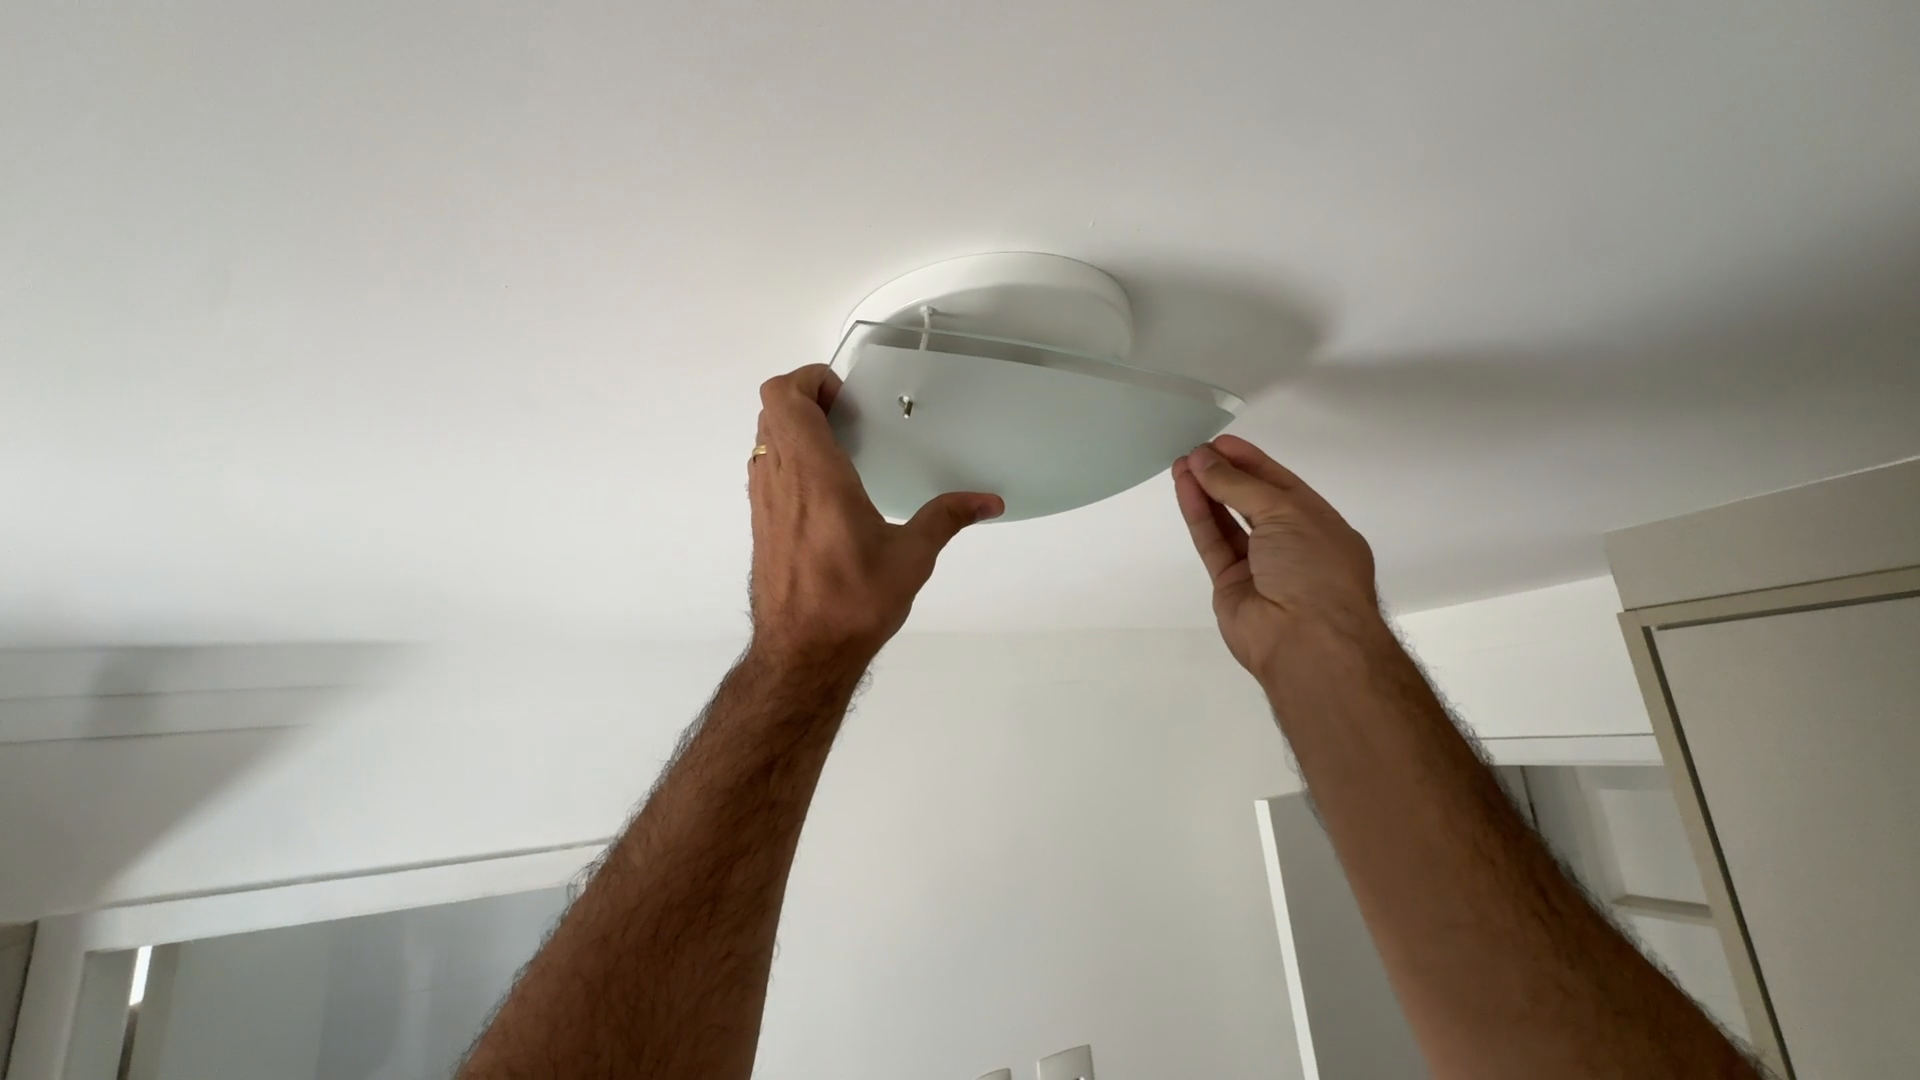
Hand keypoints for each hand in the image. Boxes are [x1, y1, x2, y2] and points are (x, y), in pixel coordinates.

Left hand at [748, 364, 1002, 665]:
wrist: (802, 653)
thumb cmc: (854, 602)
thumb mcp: (912, 557)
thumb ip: (948, 518)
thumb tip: (990, 501)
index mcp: (816, 475)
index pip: (785, 397)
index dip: (809, 379)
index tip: (846, 399)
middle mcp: (781, 479)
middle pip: (770, 409)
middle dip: (806, 399)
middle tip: (847, 418)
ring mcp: (763, 501)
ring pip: (764, 438)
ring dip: (794, 429)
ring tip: (839, 451)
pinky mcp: (760, 523)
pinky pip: (765, 468)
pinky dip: (788, 459)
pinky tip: (826, 492)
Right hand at [1172, 435, 1382, 681]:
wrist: (1306, 641)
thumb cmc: (1313, 569)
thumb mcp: (1286, 513)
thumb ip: (1240, 485)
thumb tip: (1203, 459)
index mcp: (1318, 524)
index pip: (1280, 484)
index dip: (1250, 461)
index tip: (1220, 442)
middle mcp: (1290, 543)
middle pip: (1251, 501)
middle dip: (1225, 474)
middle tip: (1195, 451)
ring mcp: (1259, 565)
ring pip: (1227, 521)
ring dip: (1206, 491)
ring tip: (1181, 464)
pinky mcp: (1230, 583)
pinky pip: (1212, 542)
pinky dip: (1198, 515)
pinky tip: (1184, 489)